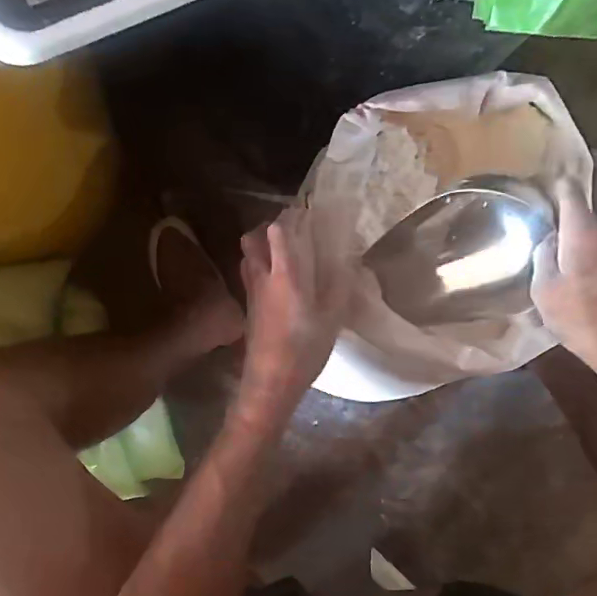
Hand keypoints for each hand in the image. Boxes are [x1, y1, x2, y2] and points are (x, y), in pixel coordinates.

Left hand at [235, 206, 351, 421]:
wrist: (270, 381)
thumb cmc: (303, 349)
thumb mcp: (333, 317)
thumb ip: (340, 284)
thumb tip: (348, 260)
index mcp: (284, 273)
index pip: (278, 230)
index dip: (292, 217)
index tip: (309, 213)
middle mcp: (262, 276)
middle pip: (253, 237)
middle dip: (270, 227)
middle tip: (294, 231)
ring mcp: (250, 291)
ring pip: (247, 255)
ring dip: (261, 245)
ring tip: (285, 252)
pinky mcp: (248, 306)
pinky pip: (249, 273)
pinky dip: (259, 265)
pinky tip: (278, 279)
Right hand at [531, 180, 596, 385]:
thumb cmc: (579, 317)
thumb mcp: (543, 290)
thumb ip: (543, 258)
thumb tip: (550, 240)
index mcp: (584, 232)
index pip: (571, 194)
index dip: (559, 186)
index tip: (548, 181)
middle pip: (585, 221)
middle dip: (567, 229)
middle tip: (545, 244)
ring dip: (582, 252)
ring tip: (564, 274)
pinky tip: (585, 291)